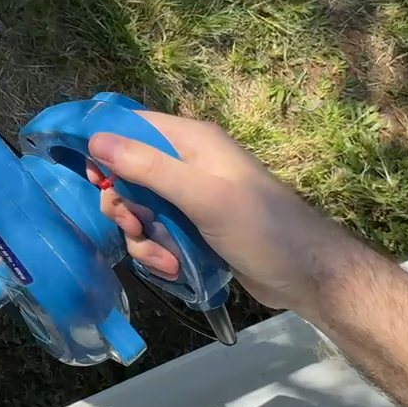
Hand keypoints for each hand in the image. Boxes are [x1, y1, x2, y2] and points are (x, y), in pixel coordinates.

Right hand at [86, 113, 368, 314]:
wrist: (312, 280)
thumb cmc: (262, 229)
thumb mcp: (203, 196)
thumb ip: (149, 167)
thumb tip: (95, 140)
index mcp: (189, 140)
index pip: (128, 126)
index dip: (104, 147)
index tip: (96, 178)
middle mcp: (184, 162)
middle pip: (124, 173)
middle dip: (123, 204)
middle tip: (134, 224)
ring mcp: (186, 196)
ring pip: (135, 208)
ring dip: (140, 236)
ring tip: (164, 257)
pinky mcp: (189, 226)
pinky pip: (152, 232)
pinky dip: (155, 251)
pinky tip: (175, 267)